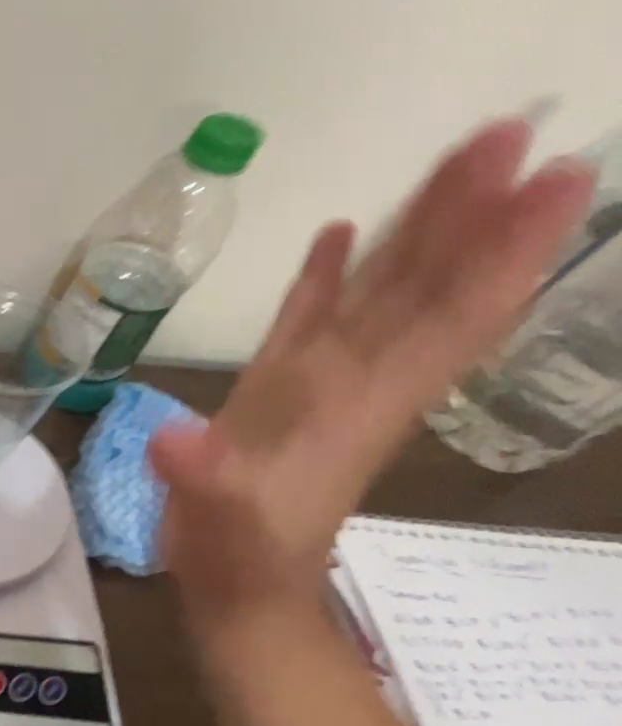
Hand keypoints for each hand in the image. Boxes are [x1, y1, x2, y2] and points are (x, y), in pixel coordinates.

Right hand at [149, 118, 593, 630]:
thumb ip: (203, 481)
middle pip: (427, 288)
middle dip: (472, 214)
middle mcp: (356, 380)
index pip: (447, 316)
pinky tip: (343, 231)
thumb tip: (176, 436)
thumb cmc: (237, 560)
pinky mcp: (278, 389)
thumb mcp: (219, 526)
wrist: (240, 592)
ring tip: (451, 164)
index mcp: (357, 401)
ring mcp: (318, 382)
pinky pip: (316, 317)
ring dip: (421, 232)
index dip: (501, 249)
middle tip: (508, 132)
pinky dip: (334, 275)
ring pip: (383, 294)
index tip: (548, 175)